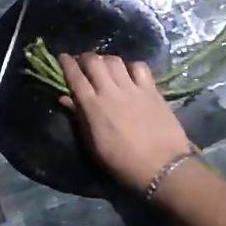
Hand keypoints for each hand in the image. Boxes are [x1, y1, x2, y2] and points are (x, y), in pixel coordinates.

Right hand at [59, 53, 193, 193]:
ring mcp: (133, 89)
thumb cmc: (122, 162)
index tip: (62, 57)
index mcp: (93, 106)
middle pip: (94, 61)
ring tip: (105, 65)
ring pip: (115, 60)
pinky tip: (129, 73)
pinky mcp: (152, 91)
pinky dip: (131, 66)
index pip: (75, 76)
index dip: (67, 63)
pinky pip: (140, 67)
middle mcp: (110, 92)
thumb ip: (79, 118)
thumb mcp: (93, 145)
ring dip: (106, 59)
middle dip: (85, 57)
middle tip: (83, 62)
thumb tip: (65, 98)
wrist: (163, 168)